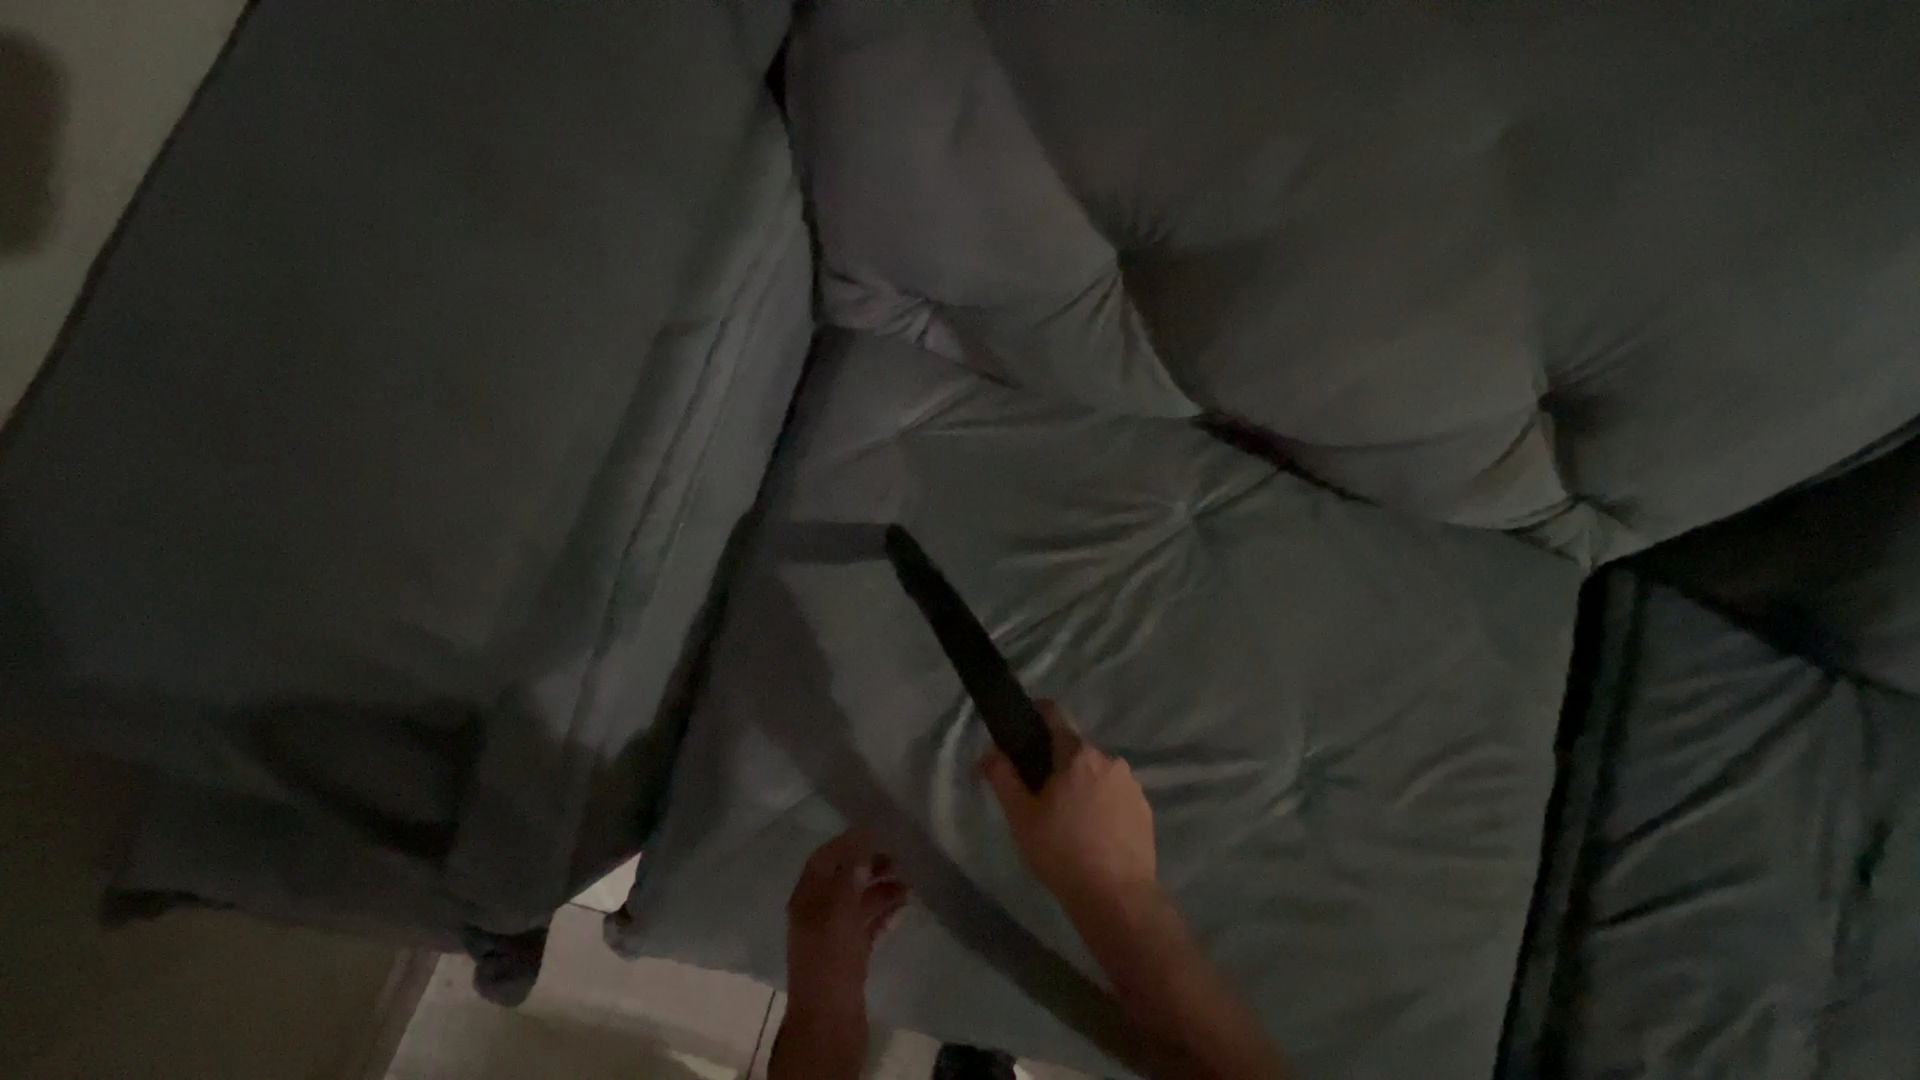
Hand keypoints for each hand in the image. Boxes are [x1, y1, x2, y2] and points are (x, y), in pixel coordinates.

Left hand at [784, 829, 909, 1016]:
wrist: (829, 1024)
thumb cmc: (830, 962)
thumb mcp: (839, 913)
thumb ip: (850, 877)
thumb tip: (861, 845)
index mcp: (806, 899)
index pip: (824, 859)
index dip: (847, 844)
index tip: (877, 833)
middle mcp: (816, 913)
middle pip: (843, 879)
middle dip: (869, 866)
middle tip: (899, 860)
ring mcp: (833, 936)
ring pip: (858, 903)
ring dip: (881, 890)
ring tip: (909, 885)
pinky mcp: (849, 956)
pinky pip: (867, 927)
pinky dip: (883, 915)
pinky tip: (903, 909)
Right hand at [980, 702, 1157, 914]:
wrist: (1117, 897)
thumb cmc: (1061, 852)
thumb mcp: (1020, 816)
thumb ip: (1003, 776)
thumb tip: (990, 751)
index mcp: (1076, 754)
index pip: (1054, 714)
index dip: (1035, 714)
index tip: (1021, 728)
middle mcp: (1108, 759)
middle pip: (1074, 749)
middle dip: (1056, 763)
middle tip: (1038, 795)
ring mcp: (1131, 784)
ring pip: (1096, 773)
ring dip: (1080, 784)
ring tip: (1067, 820)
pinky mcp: (1144, 809)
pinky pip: (1115, 794)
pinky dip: (1101, 804)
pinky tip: (1092, 833)